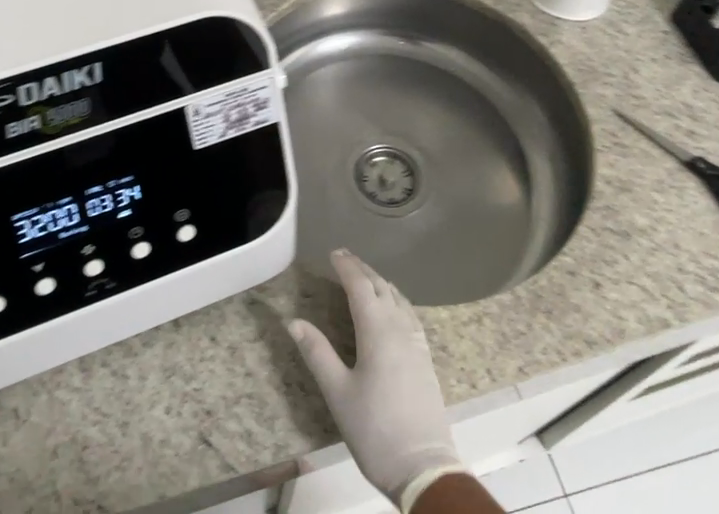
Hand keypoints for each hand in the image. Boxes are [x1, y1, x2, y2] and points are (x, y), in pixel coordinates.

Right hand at [288, 249, 461, 500]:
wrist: (422, 465)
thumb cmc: (374, 428)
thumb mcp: (337, 392)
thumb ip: (317, 353)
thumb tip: (293, 321)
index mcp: (378, 332)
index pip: (361, 288)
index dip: (347, 268)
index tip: (334, 253)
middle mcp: (400, 329)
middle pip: (383, 289)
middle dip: (364, 271)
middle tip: (347, 258)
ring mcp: (417, 344)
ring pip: (400, 301)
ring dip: (382, 284)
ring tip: (367, 277)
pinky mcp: (425, 360)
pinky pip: (410, 316)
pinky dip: (397, 301)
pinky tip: (394, 310)